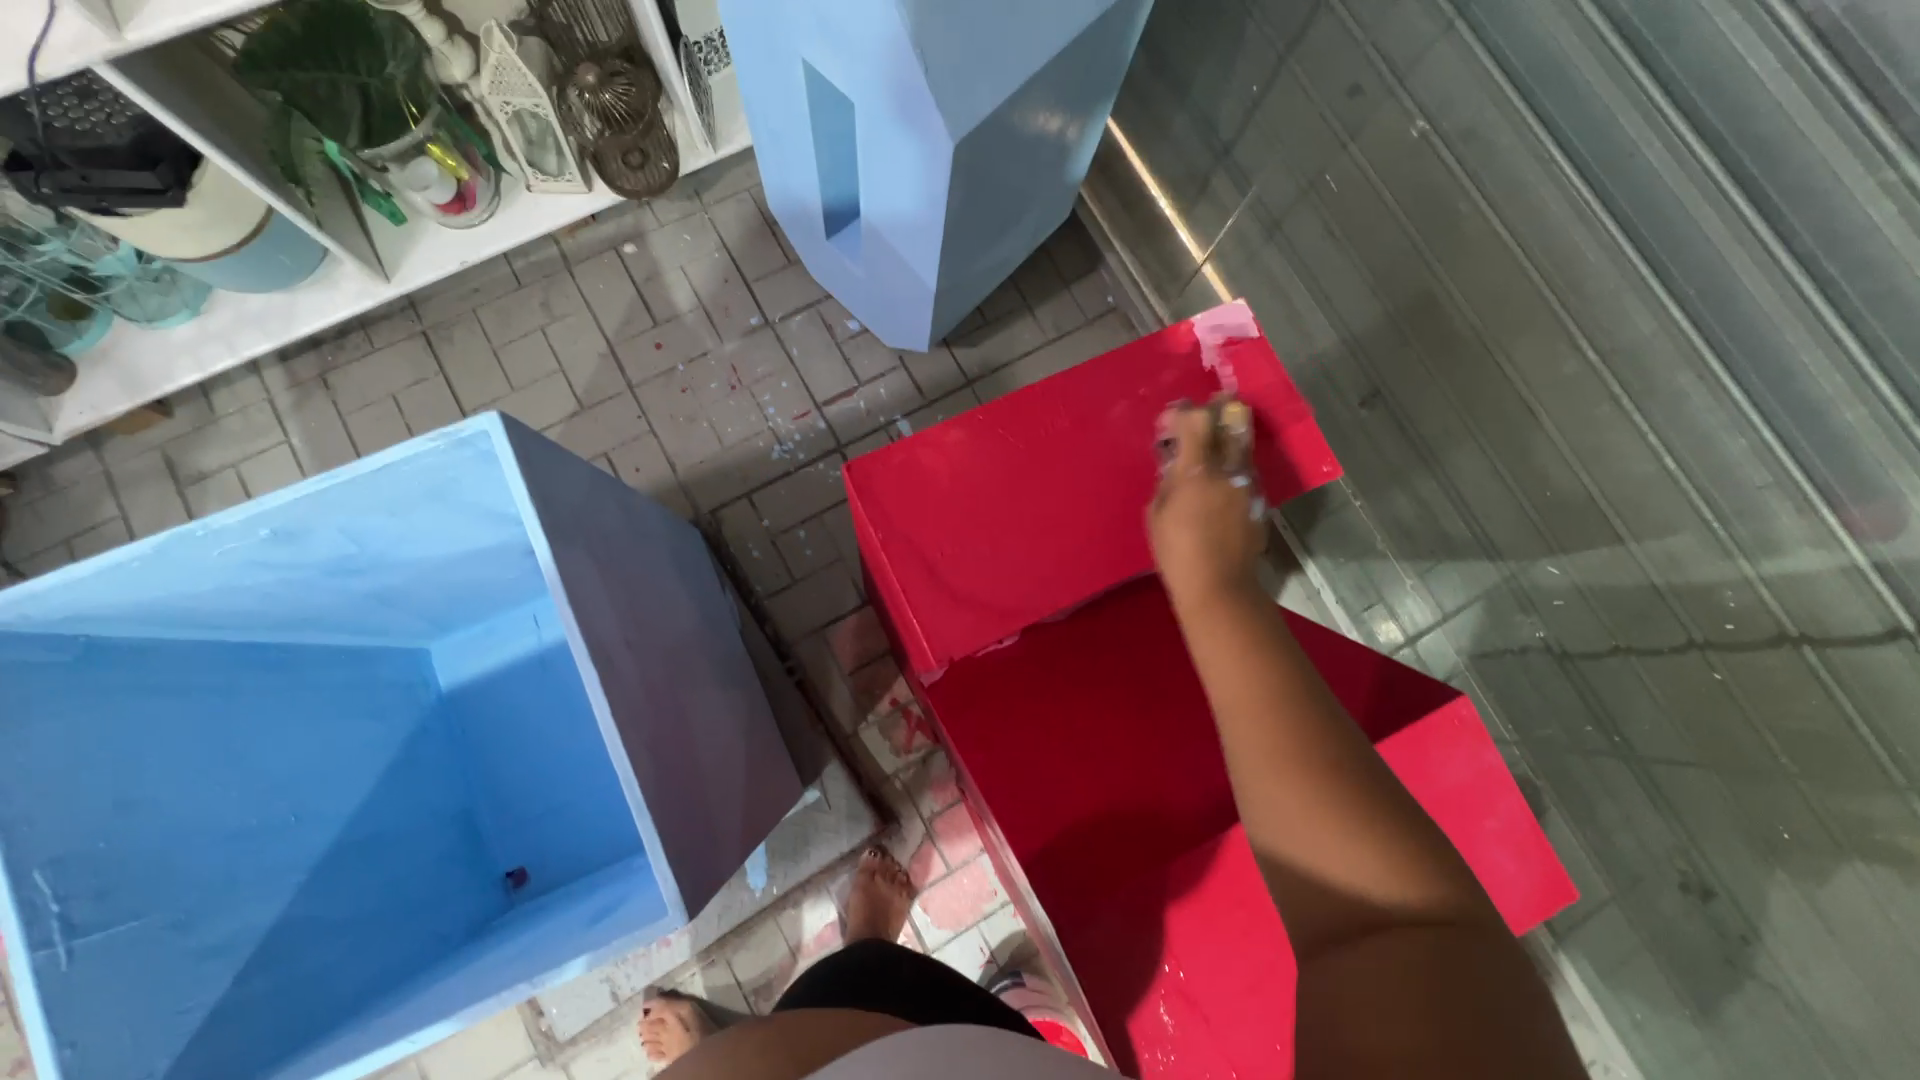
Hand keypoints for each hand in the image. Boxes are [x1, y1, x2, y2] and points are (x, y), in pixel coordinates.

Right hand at [1148, 399, 1266, 603]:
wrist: (1219, 585)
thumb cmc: (1176, 552)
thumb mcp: (1157, 513)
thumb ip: (1167, 481)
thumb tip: (1174, 464)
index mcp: (1197, 471)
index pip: (1196, 420)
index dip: (1184, 411)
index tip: (1172, 416)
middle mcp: (1228, 469)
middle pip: (1234, 420)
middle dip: (1222, 407)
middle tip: (1213, 404)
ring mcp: (1249, 483)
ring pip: (1244, 444)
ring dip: (1230, 436)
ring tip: (1216, 442)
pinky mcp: (1259, 500)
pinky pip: (1247, 470)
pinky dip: (1235, 464)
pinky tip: (1223, 479)